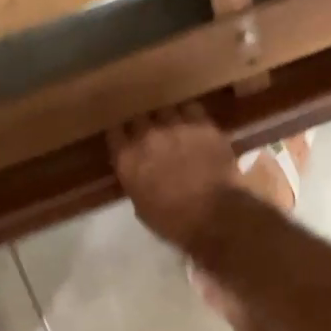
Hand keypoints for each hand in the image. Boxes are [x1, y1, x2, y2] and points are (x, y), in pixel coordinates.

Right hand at [109, 105, 238, 249]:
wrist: (215, 217)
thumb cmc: (174, 221)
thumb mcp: (141, 205)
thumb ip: (135, 180)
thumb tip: (139, 171)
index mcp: (127, 158)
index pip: (114, 132)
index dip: (121, 136)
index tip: (126, 140)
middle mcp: (147, 136)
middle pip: (139, 118)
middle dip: (144, 126)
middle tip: (154, 138)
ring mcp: (175, 126)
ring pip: (166, 110)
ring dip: (168, 120)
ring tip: (176, 129)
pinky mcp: (202, 124)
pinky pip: (192, 109)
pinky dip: (191, 116)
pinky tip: (195, 125)